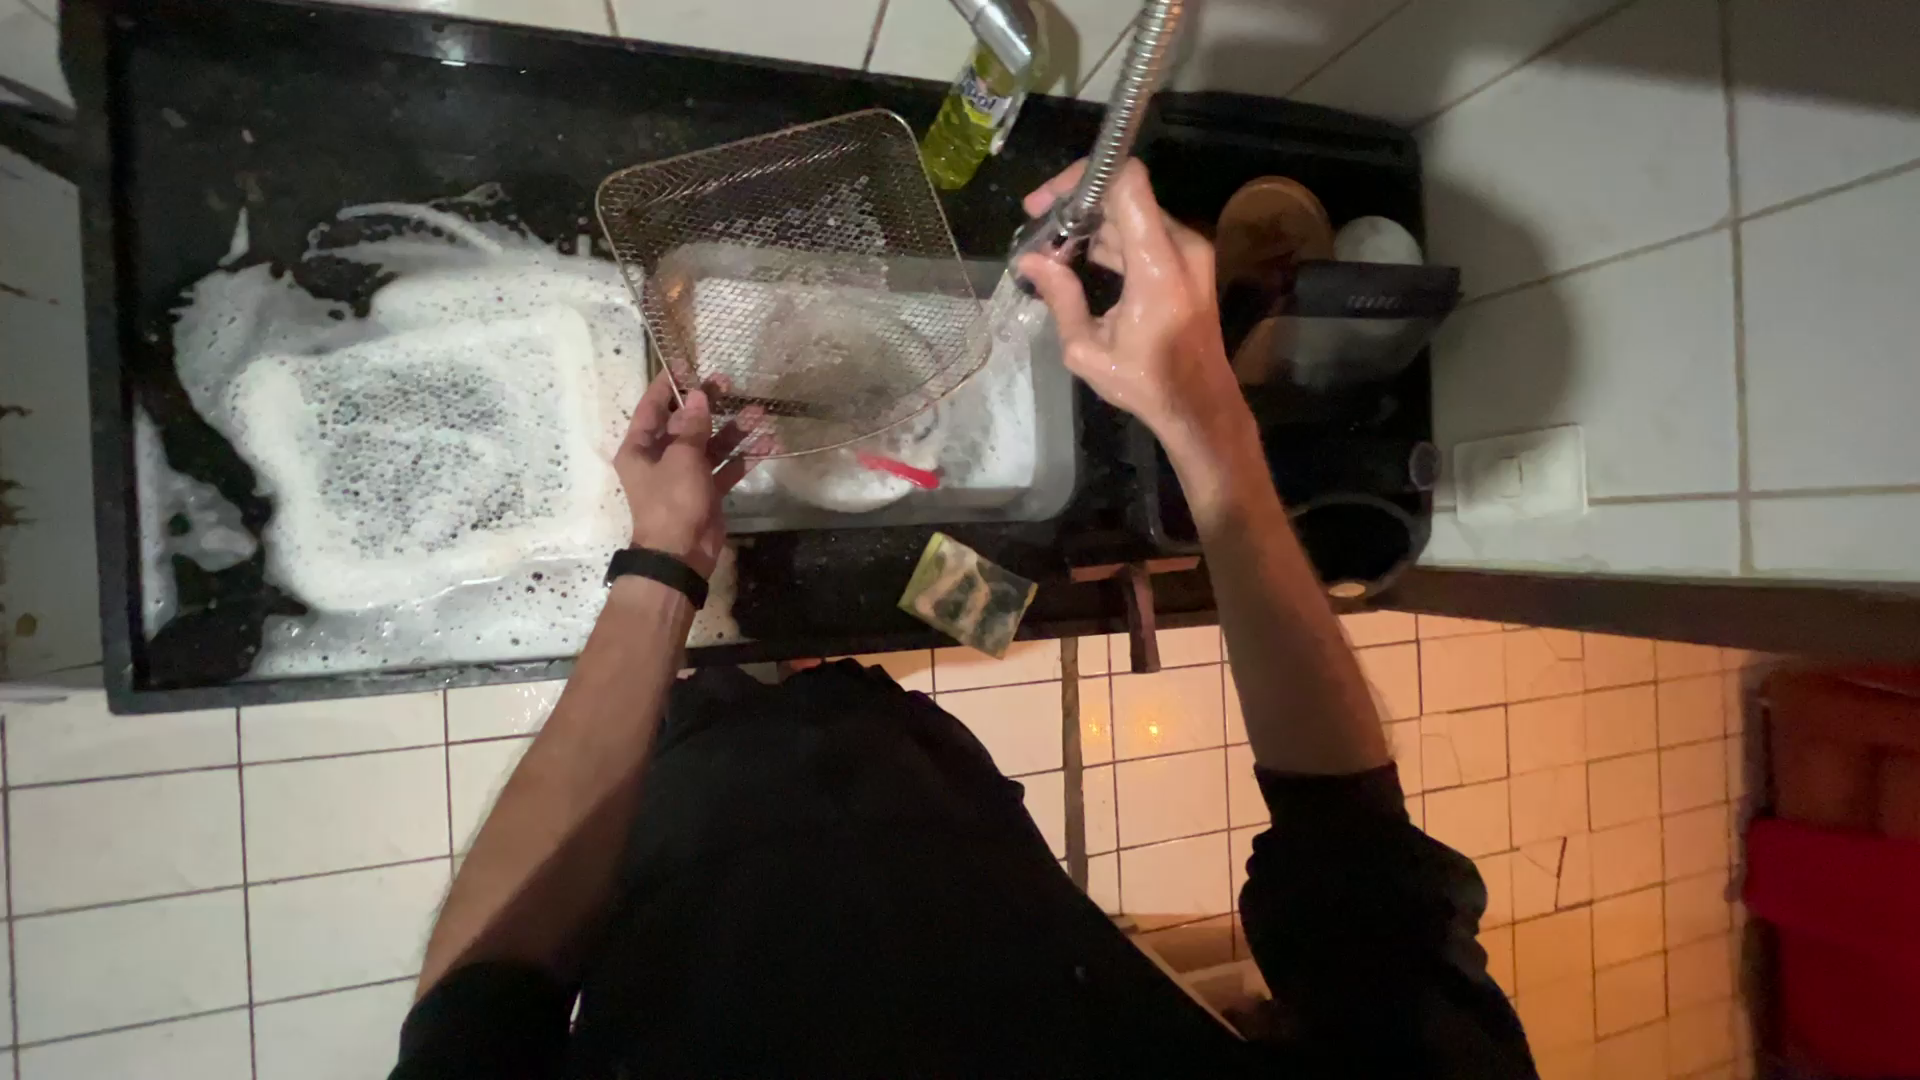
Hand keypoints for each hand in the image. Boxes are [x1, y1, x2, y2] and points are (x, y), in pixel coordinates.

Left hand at [614, 372, 764, 579]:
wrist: (681, 553)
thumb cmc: (672, 501)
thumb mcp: (681, 459)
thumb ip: (692, 426)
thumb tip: (698, 396)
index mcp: (640, 447)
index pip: (652, 408)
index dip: (668, 386)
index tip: (686, 365)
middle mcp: (661, 458)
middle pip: (687, 424)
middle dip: (709, 405)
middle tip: (730, 384)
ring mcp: (686, 475)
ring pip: (711, 445)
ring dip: (735, 430)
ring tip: (760, 413)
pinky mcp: (707, 491)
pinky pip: (727, 468)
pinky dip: (745, 458)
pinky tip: (768, 444)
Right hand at [1017, 159, 1253, 463]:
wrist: (1198, 404)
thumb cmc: (1145, 383)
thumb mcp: (1088, 350)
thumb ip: (1061, 299)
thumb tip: (1030, 260)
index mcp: (1156, 265)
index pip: (1126, 183)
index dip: (1081, 178)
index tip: (1045, 203)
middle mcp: (1180, 246)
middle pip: (1126, 195)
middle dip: (1078, 205)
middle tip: (1040, 229)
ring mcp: (1190, 253)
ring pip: (1135, 214)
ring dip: (1094, 224)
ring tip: (1056, 249)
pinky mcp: (1190, 264)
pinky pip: (1147, 234)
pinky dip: (1115, 239)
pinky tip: (1085, 260)